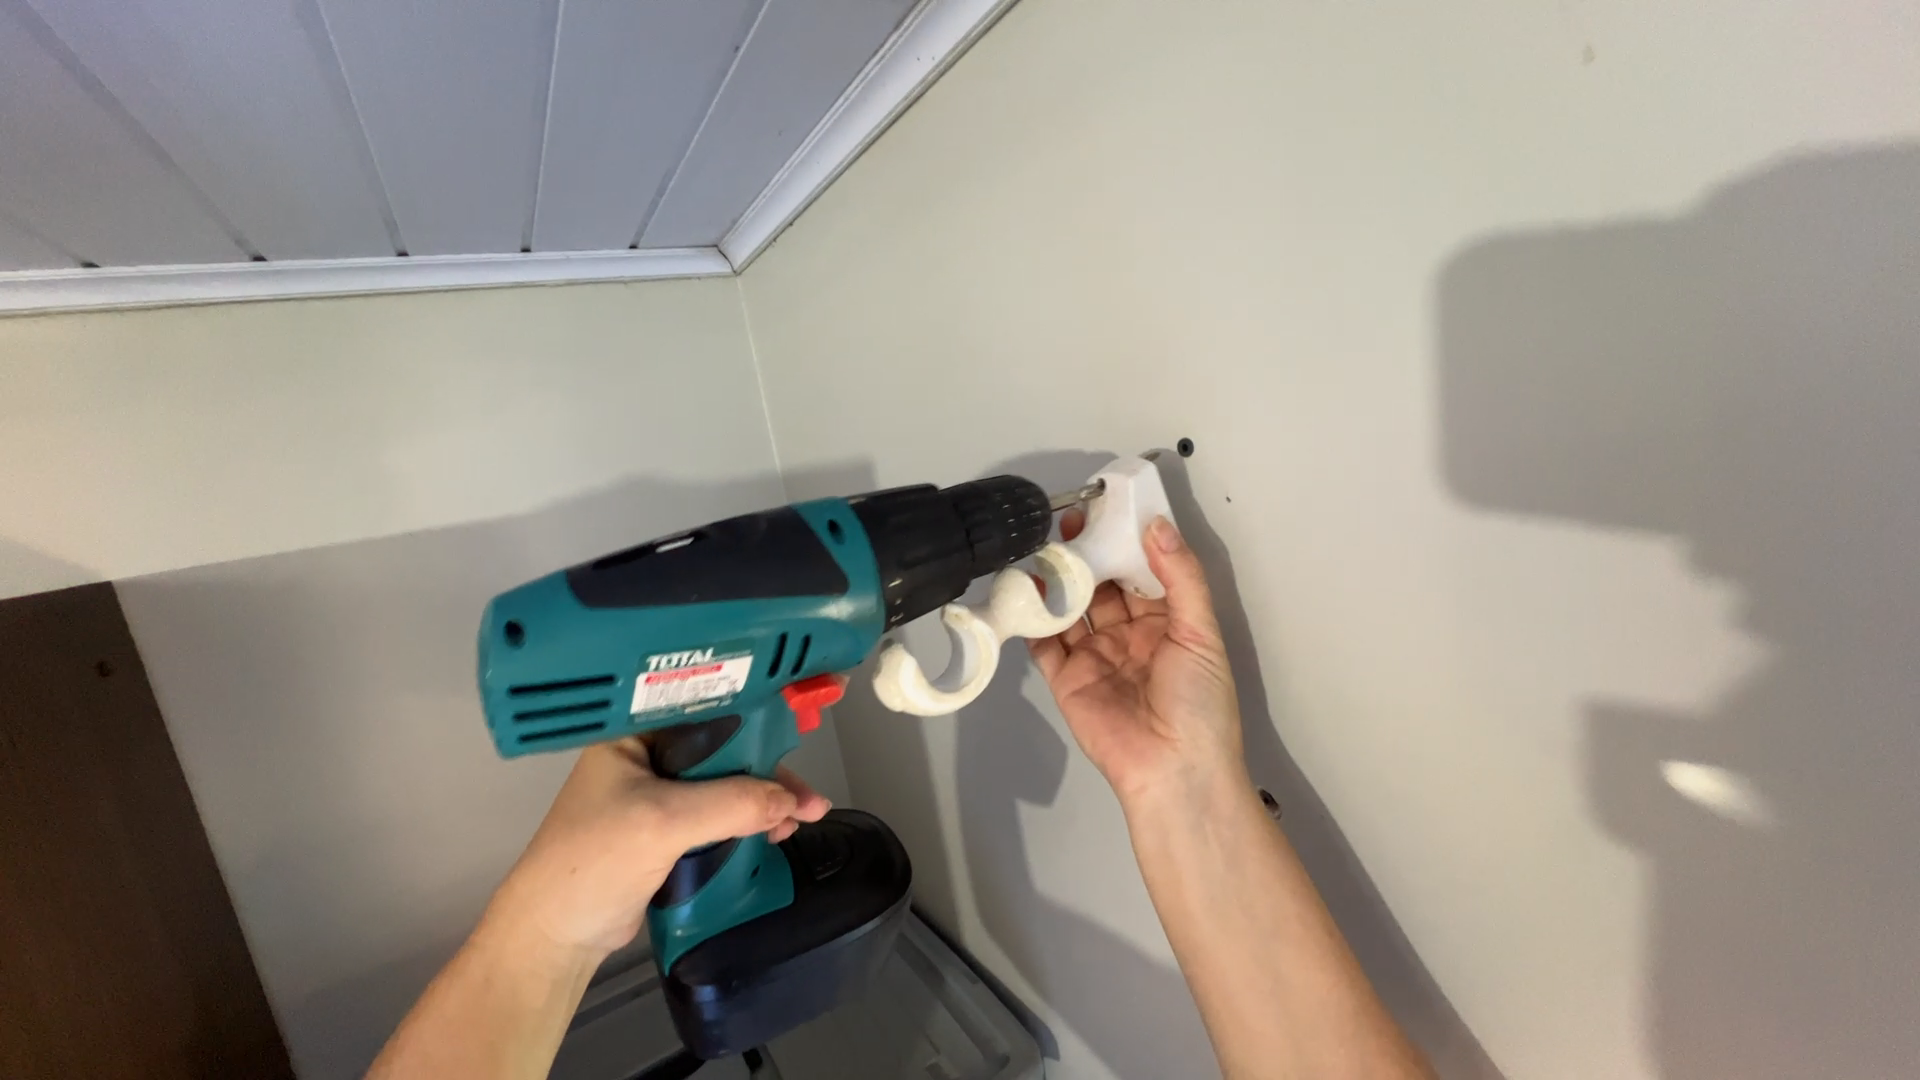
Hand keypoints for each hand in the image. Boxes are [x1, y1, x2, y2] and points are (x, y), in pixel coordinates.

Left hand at [481, 738, 830, 959]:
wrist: (552, 939)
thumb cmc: (593, 862)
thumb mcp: (664, 822)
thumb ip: (731, 804)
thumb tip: (794, 801)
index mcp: (636, 734)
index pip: (707, 712)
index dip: (755, 723)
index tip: (796, 738)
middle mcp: (650, 755)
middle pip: (726, 751)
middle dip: (769, 774)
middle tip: (807, 798)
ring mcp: (660, 793)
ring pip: (728, 783)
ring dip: (765, 799)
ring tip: (802, 819)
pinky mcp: (669, 828)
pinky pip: (722, 812)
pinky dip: (751, 820)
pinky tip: (777, 830)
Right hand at [1029, 515, 1247, 806]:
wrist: (1173, 770)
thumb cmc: (1200, 705)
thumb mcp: (1201, 632)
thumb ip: (1181, 576)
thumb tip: (1159, 526)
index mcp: (1166, 624)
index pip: (1140, 573)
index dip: (1124, 543)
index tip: (1108, 512)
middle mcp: (1129, 636)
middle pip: (1102, 586)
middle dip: (1086, 556)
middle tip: (1069, 526)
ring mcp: (1095, 657)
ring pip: (1071, 609)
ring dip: (1058, 582)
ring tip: (1043, 552)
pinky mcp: (1066, 679)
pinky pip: (1045, 644)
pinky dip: (1033, 620)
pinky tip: (1026, 594)